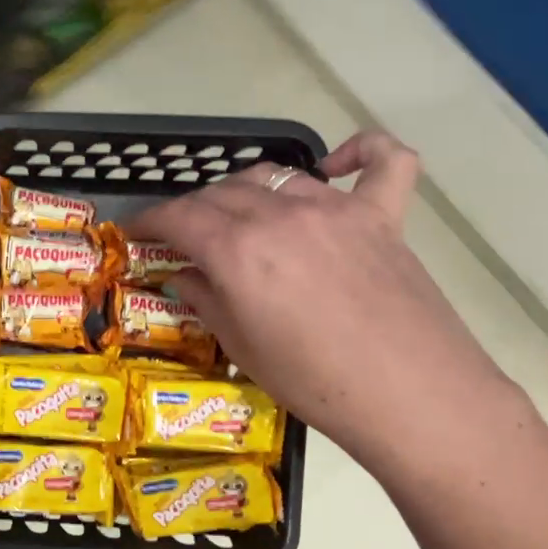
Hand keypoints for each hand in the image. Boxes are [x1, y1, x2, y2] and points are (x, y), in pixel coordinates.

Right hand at [129, 131, 521, 475]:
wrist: (410, 397)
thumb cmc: (312, 383)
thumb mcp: (241, 346)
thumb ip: (206, 300)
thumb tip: (182, 277)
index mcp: (237, 251)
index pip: (179, 217)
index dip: (150, 221)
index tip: (136, 231)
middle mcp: (281, 216)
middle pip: (222, 193)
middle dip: (192, 209)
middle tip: (182, 236)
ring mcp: (337, 210)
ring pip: (276, 177)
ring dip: (246, 189)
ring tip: (237, 215)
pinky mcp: (384, 216)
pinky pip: (381, 162)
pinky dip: (360, 152)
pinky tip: (337, 165)